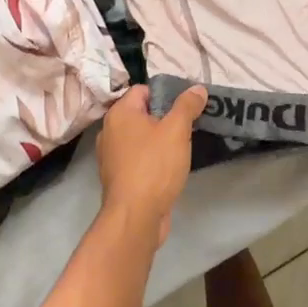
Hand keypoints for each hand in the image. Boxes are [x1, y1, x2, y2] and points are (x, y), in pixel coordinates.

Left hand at [96, 83, 205, 242]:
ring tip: (182, 147)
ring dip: (159, 141)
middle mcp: (109, 131)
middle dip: (165, 119)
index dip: (166, 94)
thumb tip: (197, 88)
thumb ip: (187, 105)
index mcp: (119, 113)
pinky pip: (137, 159)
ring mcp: (111, 156)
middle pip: (142, 114)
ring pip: (140, 138)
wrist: (135, 218)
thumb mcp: (176, 130)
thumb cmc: (154, 166)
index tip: (186, 106)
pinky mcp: (118, 178)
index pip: (144, 90)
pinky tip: (169, 168)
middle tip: (187, 126)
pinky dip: (151, 159)